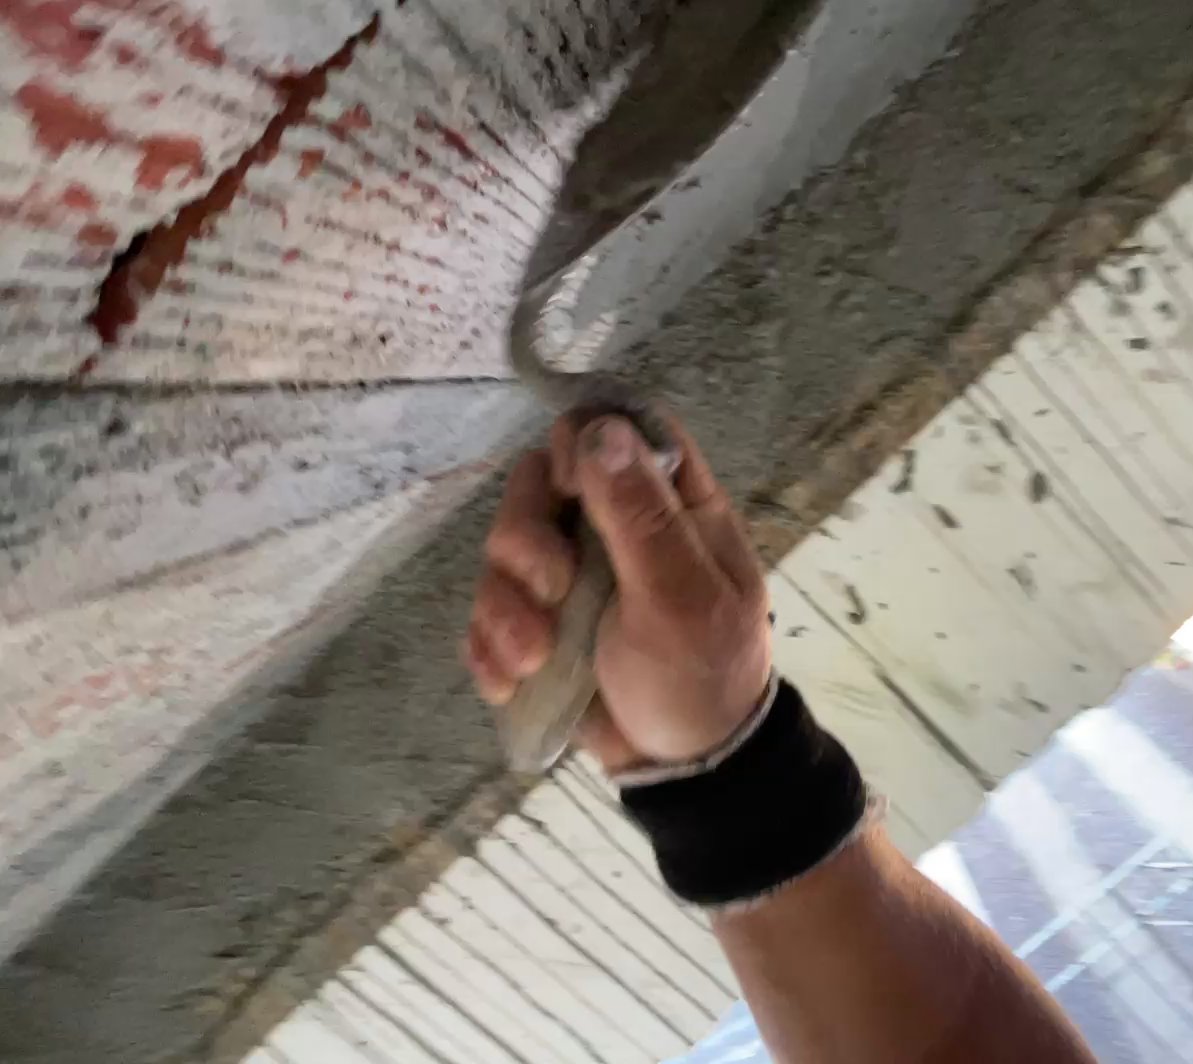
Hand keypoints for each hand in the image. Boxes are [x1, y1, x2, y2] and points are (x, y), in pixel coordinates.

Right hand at [464, 413, 771, 771]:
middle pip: (542, 481)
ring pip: (506, 545)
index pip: (624, 428)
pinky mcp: (540, 616)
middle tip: (552, 590)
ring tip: (532, 658)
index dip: (585, 440)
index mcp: (671, 504)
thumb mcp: (682, 598)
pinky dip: (490, 642)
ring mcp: (574, 568)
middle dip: (527, 538)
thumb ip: (642, 516)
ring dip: (505, 603)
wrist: (680, 765)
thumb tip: (601, 429)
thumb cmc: (702, 674)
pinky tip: (510, 679)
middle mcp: (617, 523)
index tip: (566, 488)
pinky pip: (491, 607)